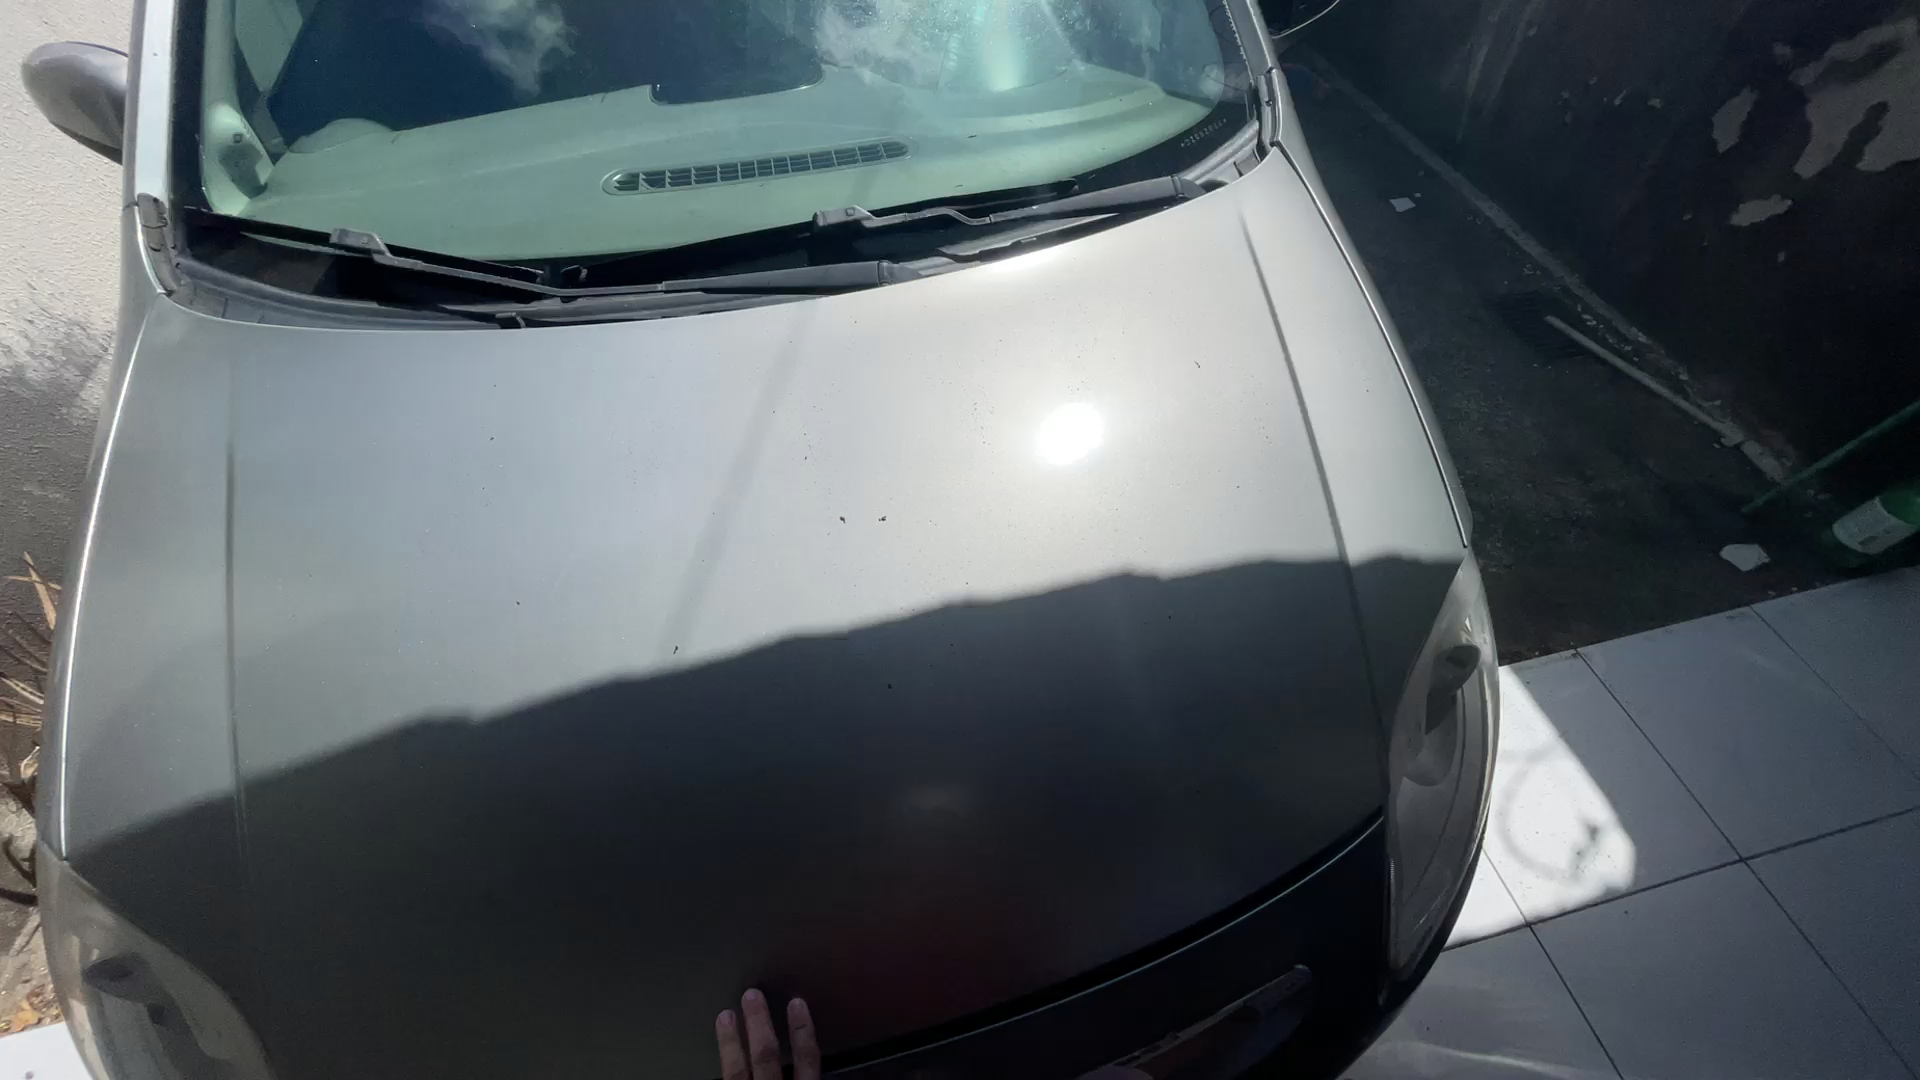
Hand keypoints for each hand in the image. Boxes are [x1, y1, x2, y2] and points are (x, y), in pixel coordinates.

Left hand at [717, 988, 820, 1079]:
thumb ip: (809, 1074)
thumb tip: (817, 1056)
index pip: (807, 1059)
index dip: (803, 1030)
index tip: (797, 1002)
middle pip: (766, 1056)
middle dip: (759, 1024)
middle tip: (752, 995)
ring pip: (738, 1071)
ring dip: (730, 1042)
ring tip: (725, 1016)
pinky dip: (722, 1059)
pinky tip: (715, 1048)